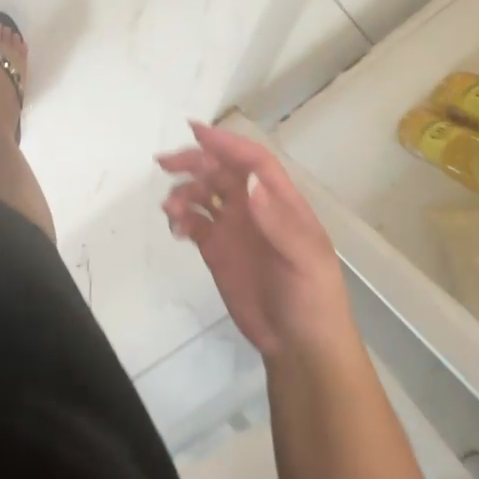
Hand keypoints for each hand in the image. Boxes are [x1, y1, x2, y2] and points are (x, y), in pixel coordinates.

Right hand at [160, 123, 355, 358]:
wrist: (299, 346)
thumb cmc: (313, 300)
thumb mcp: (305, 261)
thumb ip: (278, 223)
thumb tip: (248, 183)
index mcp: (281, 204)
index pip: (252, 162)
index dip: (227, 144)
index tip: (196, 132)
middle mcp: (255, 209)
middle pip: (221, 171)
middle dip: (194, 162)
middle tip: (165, 164)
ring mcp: (234, 228)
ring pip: (202, 193)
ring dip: (183, 192)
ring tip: (171, 211)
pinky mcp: (216, 249)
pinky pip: (192, 222)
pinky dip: (179, 218)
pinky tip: (175, 230)